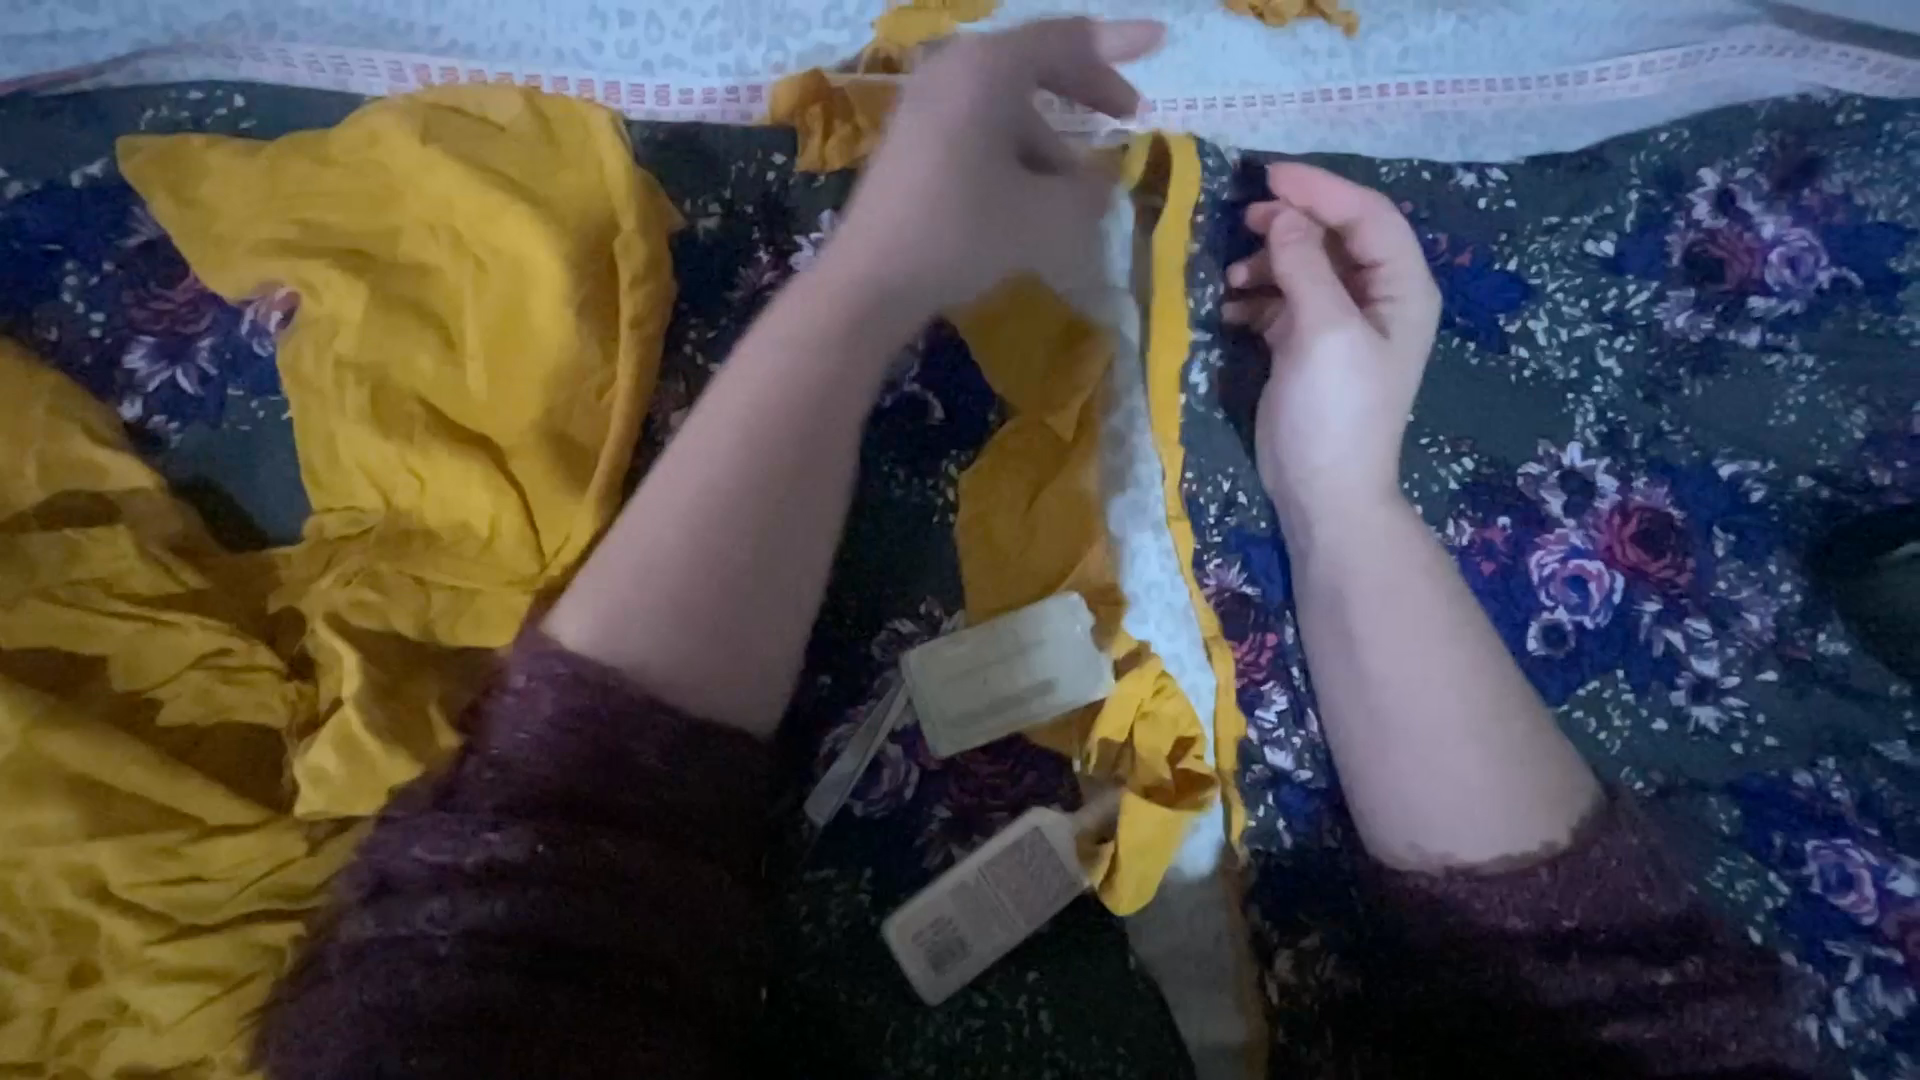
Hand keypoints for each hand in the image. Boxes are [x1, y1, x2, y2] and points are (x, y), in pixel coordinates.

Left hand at [825, 17, 1164, 317]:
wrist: (871, 282)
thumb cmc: (960, 234)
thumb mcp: (1041, 218)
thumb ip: (1085, 197)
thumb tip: (1099, 188)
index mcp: (987, 69)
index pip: (1065, 39)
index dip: (1118, 44)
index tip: (1158, 41)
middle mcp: (952, 73)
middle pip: (1033, 68)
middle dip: (1084, 93)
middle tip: (1125, 115)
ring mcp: (925, 108)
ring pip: (1005, 111)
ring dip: (1048, 142)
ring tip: (1076, 190)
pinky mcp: (911, 146)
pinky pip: (977, 135)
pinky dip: (1012, 156)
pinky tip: (1026, 200)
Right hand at [1223, 163, 1441, 530]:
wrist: (1323, 489)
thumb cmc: (1335, 412)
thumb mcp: (1323, 333)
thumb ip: (1305, 268)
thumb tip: (1283, 217)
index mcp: (1400, 289)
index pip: (1367, 217)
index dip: (1322, 190)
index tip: (1268, 176)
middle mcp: (1374, 299)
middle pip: (1334, 238)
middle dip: (1291, 224)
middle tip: (1245, 220)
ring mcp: (1337, 326)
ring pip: (1303, 270)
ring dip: (1267, 264)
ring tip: (1231, 278)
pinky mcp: (1304, 350)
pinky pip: (1280, 305)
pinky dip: (1255, 299)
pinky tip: (1230, 308)